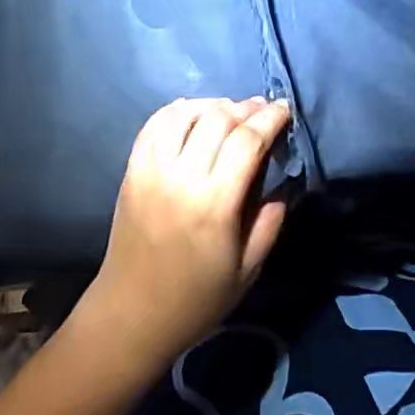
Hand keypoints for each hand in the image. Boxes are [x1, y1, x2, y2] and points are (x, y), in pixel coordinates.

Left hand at [80, 97, 291, 366]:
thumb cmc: (197, 298)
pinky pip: (152, 126)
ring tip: (229, 111)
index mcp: (214, 203)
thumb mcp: (249, 269)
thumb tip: (281, 182)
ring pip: (181, 114)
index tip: (283, 109)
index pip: (246, 141)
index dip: (268, 119)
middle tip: (261, 111)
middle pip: (215, 120)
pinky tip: (192, 113)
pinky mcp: (131, 170)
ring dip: (209, 105)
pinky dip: (174, 111)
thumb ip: (269, 221)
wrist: (134, 309)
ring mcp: (150, 169)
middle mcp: (180, 177)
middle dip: (244, 108)